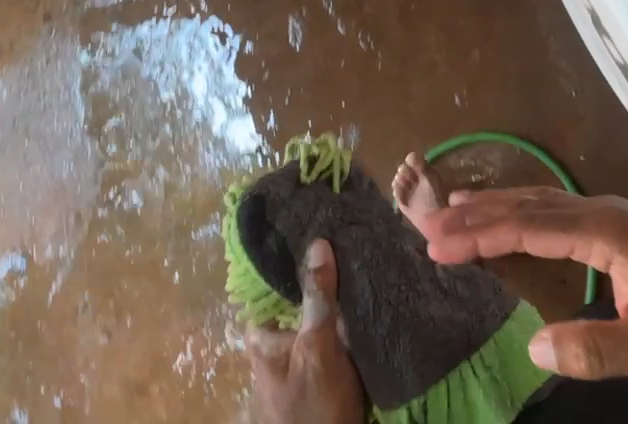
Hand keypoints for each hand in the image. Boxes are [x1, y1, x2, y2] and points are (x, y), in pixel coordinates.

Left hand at [244, 239, 364, 423]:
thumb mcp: (318, 348)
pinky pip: (333, 324)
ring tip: (361, 253)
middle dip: (321, 269)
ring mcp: (300, 351)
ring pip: (318, 308)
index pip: (272, 279)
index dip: (292, 252)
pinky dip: (346, 309)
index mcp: (261, 335)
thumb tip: (318, 243)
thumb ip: (317, 298)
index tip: (317, 223)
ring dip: (337, 288)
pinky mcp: (323, 361)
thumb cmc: (315, 405)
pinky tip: (366, 288)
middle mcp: (276, 339)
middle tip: (347, 235)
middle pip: (297, 292)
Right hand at [415, 187, 627, 385]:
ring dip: (494, 208)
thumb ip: (599, 348)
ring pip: (540, 203)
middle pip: (528, 205)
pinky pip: (555, 213)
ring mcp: (611, 217)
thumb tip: (533, 348)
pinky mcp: (617, 229)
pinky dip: (520, 213)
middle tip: (424, 222)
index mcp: (609, 231)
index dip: (480, 233)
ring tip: (449, 211)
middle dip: (475, 213)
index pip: (530, 226)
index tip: (434, 242)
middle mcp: (604, 213)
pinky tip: (507, 221)